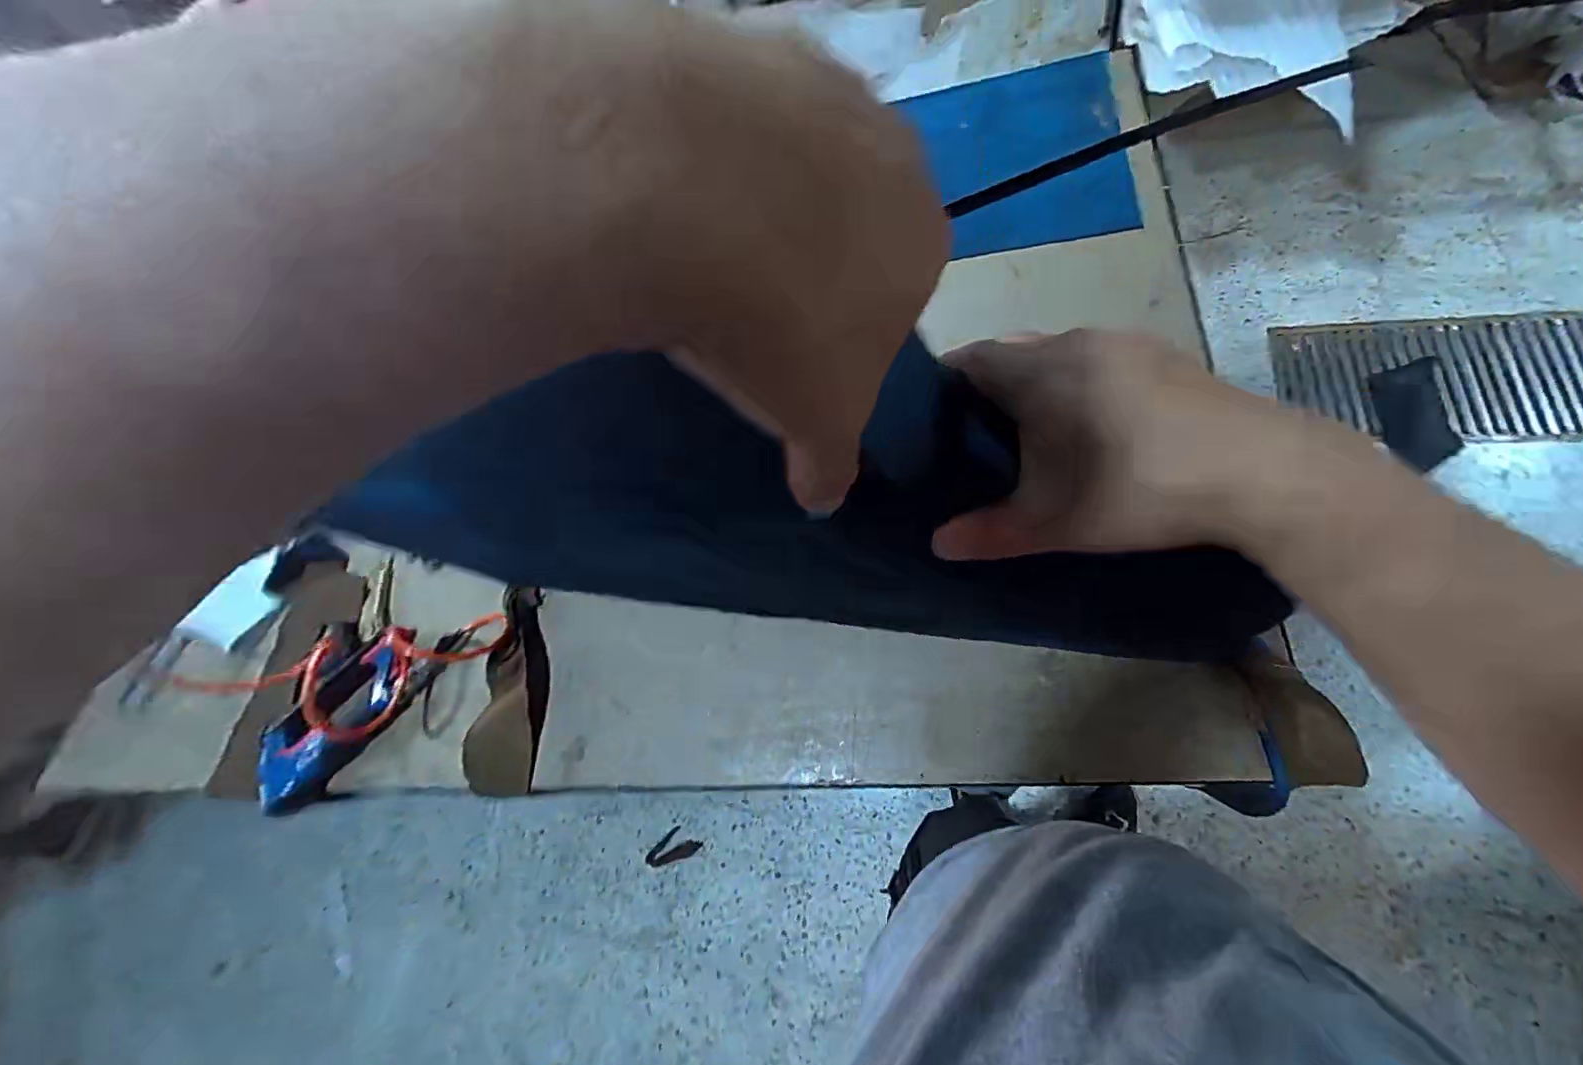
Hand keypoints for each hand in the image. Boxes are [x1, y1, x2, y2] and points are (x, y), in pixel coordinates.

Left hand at [637, 12, 949, 511]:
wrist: (682, 192)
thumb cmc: (782, 323)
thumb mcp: (817, 419)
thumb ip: (831, 463)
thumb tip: (822, 500)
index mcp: (924, 236)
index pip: (898, 284)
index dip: (852, 321)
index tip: (799, 345)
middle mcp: (889, 147)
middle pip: (849, 214)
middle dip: (808, 255)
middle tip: (743, 297)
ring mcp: (818, 77)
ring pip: (790, 153)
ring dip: (754, 193)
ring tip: (691, 239)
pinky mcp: (740, 33)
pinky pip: (726, 105)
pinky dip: (701, 140)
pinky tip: (659, 178)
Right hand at [932, 330, 1384, 560]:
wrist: (1260, 472)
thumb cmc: (1140, 491)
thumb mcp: (1058, 523)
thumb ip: (991, 532)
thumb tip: (938, 545)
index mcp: (1042, 368)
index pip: (971, 358)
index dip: (946, 387)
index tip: (938, 423)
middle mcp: (1079, 339)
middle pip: (1013, 351)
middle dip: (992, 388)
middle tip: (985, 438)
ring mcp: (1129, 342)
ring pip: (1061, 353)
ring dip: (1041, 385)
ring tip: (1041, 434)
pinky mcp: (1166, 355)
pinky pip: (1102, 359)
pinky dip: (1083, 384)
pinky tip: (1101, 427)